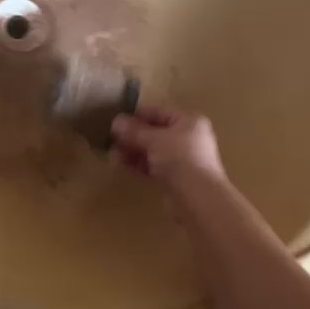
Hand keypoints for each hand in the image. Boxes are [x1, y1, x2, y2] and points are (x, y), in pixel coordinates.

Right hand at [111, 104, 226, 186]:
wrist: (198, 196)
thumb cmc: (180, 157)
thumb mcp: (154, 139)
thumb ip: (135, 131)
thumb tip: (116, 121)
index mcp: (189, 121)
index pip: (160, 112)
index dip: (138, 115)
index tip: (117, 119)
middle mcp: (188, 138)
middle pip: (156, 133)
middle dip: (133, 136)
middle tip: (111, 139)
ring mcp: (183, 159)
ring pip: (153, 151)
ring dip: (133, 151)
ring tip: (112, 154)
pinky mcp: (176, 178)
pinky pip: (154, 166)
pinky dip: (139, 164)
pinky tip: (122, 165)